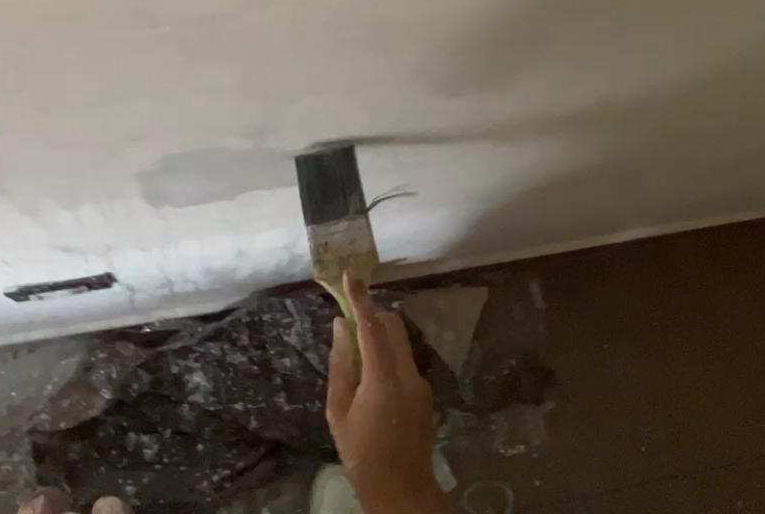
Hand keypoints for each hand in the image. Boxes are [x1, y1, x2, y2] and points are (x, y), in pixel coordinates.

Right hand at [326, 272, 447, 513]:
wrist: (402, 490)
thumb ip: (341, 364)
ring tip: (360, 362)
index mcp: (382, 378)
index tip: (350, 274)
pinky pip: (405, 362)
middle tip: (350, 323)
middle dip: (372, 315)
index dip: (360, 297)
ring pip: (400, 342)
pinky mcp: (426, 393)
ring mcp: (421, 383)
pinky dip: (389, 358)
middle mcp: (407, 374)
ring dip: (380, 337)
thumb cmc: (362, 453)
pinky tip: (375, 387)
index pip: (371, 326)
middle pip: (392, 326)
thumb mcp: (338, 411)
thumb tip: (341, 326)